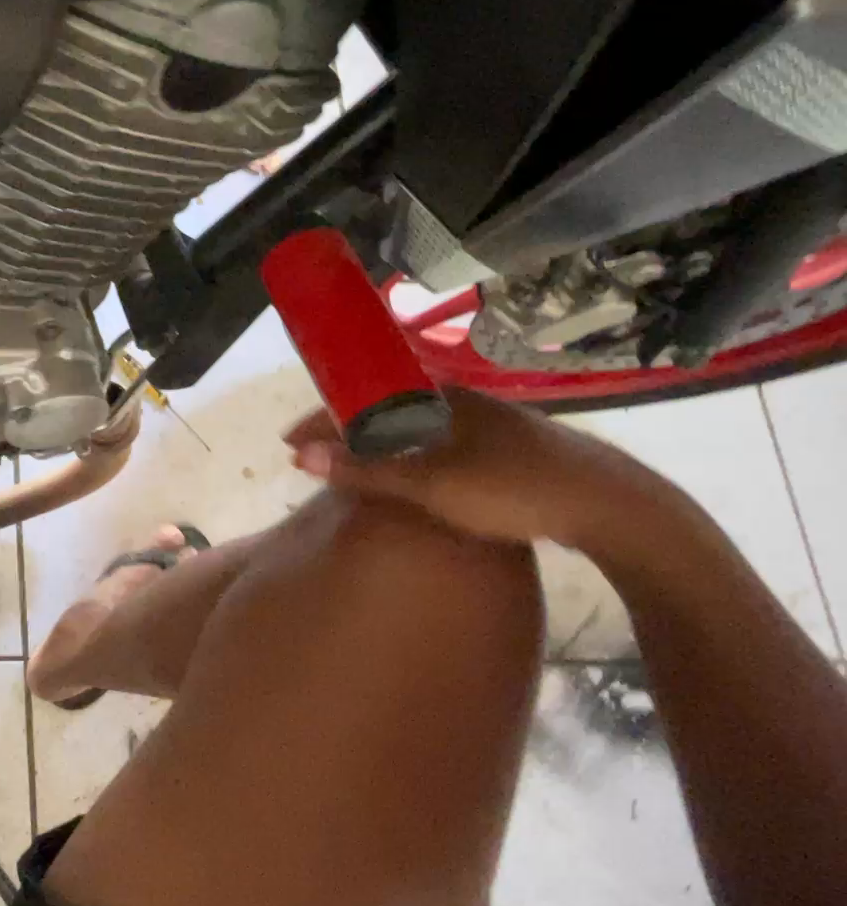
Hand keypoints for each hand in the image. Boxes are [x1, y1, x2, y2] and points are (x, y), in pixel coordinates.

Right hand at [281, 388, 671, 546]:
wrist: (616, 508)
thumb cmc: (514, 488)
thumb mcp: (429, 484)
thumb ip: (364, 470)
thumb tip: (299, 456)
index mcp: (439, 397)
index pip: (361, 398)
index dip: (320, 420)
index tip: (289, 443)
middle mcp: (460, 400)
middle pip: (384, 409)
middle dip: (343, 431)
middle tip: (314, 457)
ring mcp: (487, 422)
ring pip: (413, 426)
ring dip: (375, 444)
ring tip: (349, 468)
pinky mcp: (507, 446)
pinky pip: (436, 442)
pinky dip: (406, 454)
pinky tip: (406, 476)